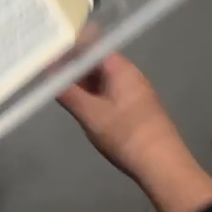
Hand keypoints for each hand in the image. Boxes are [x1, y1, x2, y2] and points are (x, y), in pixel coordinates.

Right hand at [58, 53, 211, 211]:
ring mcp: (134, 89)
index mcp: (119, 67)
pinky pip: (109, 89)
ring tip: (58, 86)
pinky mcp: (136, 106)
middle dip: (72, 64)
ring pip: (101, 76)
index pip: (89, 45)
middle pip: (95, 60)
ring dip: (82, 80)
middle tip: (47, 69)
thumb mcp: (90, 114)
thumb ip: (67, 92)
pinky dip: (93, 92)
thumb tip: (47, 72)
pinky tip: (81, 103)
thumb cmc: (125, 135)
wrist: (164, 167)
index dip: (67, 46)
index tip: (47, 49)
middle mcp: (129, 72)